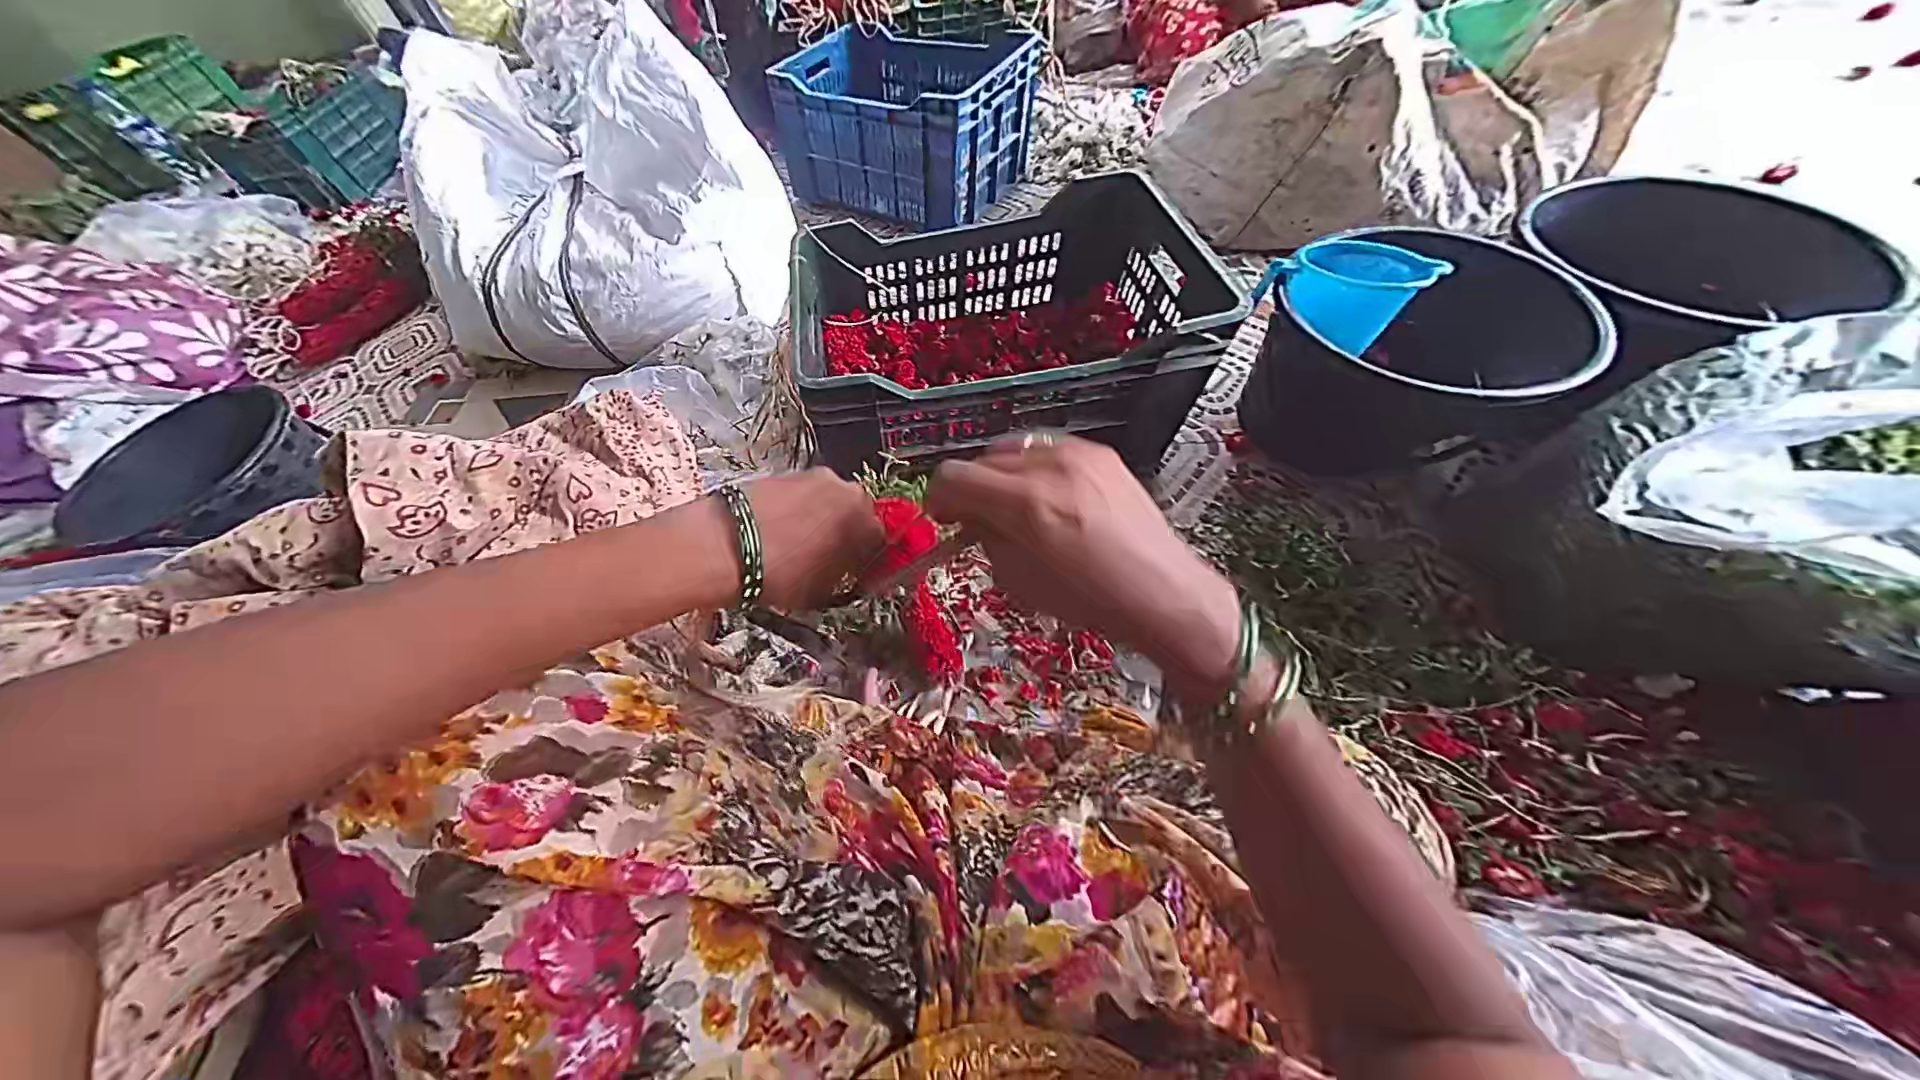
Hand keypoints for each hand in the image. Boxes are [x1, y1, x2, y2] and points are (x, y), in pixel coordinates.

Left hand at [737, 468, 884, 610]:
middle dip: (845, 533)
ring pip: (827, 501)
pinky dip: (796, 510)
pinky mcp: (784, 473)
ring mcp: (813, 477)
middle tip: (827, 558)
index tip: (854, 572)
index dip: (867, 560)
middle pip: (854, 514)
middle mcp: (847, 490)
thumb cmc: (780, 573)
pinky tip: (779, 532)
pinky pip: (800, 495)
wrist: (723, 546)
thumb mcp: (822, 591)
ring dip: (820, 519)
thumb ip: (844, 578)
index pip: (880, 541)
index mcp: (866, 520)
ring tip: (798, 545)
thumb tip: (845, 573)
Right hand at [924, 435, 1241, 701]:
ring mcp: (1079, 455)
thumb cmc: (1090, 600)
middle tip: (978, 519)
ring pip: (1013, 449)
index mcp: (1025, 503)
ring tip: (1017, 507)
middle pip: (980, 459)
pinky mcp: (1101, 454)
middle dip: (972, 489)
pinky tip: (1049, 497)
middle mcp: (1050, 467)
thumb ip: (987, 540)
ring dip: (1002, 476)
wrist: (1162, 592)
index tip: (945, 518)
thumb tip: (973, 520)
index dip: (939, 499)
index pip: (954, 477)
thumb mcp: (1020, 580)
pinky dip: (1035, 469)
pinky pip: (1048, 450)